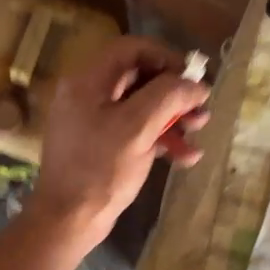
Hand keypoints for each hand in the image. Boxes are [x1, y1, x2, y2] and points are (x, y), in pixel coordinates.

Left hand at [27, 36, 210, 245]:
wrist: (68, 221)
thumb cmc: (100, 169)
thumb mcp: (137, 128)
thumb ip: (168, 97)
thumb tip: (196, 83)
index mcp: (88, 81)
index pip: (131, 49)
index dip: (166, 57)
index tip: (192, 78)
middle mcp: (87, 94)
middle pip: (139, 78)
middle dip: (174, 93)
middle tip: (201, 110)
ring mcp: (92, 120)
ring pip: (140, 106)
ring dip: (172, 117)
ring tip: (199, 131)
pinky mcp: (100, 144)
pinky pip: (134, 130)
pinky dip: (159, 138)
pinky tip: (185, 157)